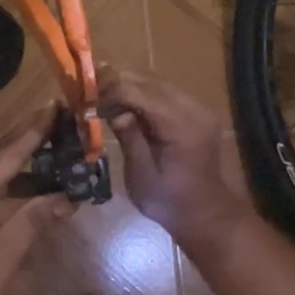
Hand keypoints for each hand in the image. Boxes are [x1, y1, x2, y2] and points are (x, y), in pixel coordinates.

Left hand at [0, 109, 73, 294]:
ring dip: (23, 162)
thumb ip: (35, 218)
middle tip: (65, 124)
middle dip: (32, 139)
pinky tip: (31, 185)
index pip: (11, 150)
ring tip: (57, 151)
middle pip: (0, 152)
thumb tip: (68, 197)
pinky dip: (8, 181)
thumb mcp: (4, 254)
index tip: (60, 105)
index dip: (38, 129)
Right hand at [99, 70, 250, 252]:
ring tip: (104, 100)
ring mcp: (199, 108)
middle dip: (117, 83)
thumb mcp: (141, 174)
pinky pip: (165, 92)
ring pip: (157, 82)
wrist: (207, 214)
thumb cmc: (170, 202)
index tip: (88, 102)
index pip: (140, 92)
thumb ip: (128, 136)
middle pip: (149, 80)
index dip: (110, 92)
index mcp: (181, 125)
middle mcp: (194, 108)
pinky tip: (126, 106)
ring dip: (129, 86)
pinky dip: (143, 94)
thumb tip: (112, 110)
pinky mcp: (197, 112)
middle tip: (91, 95)